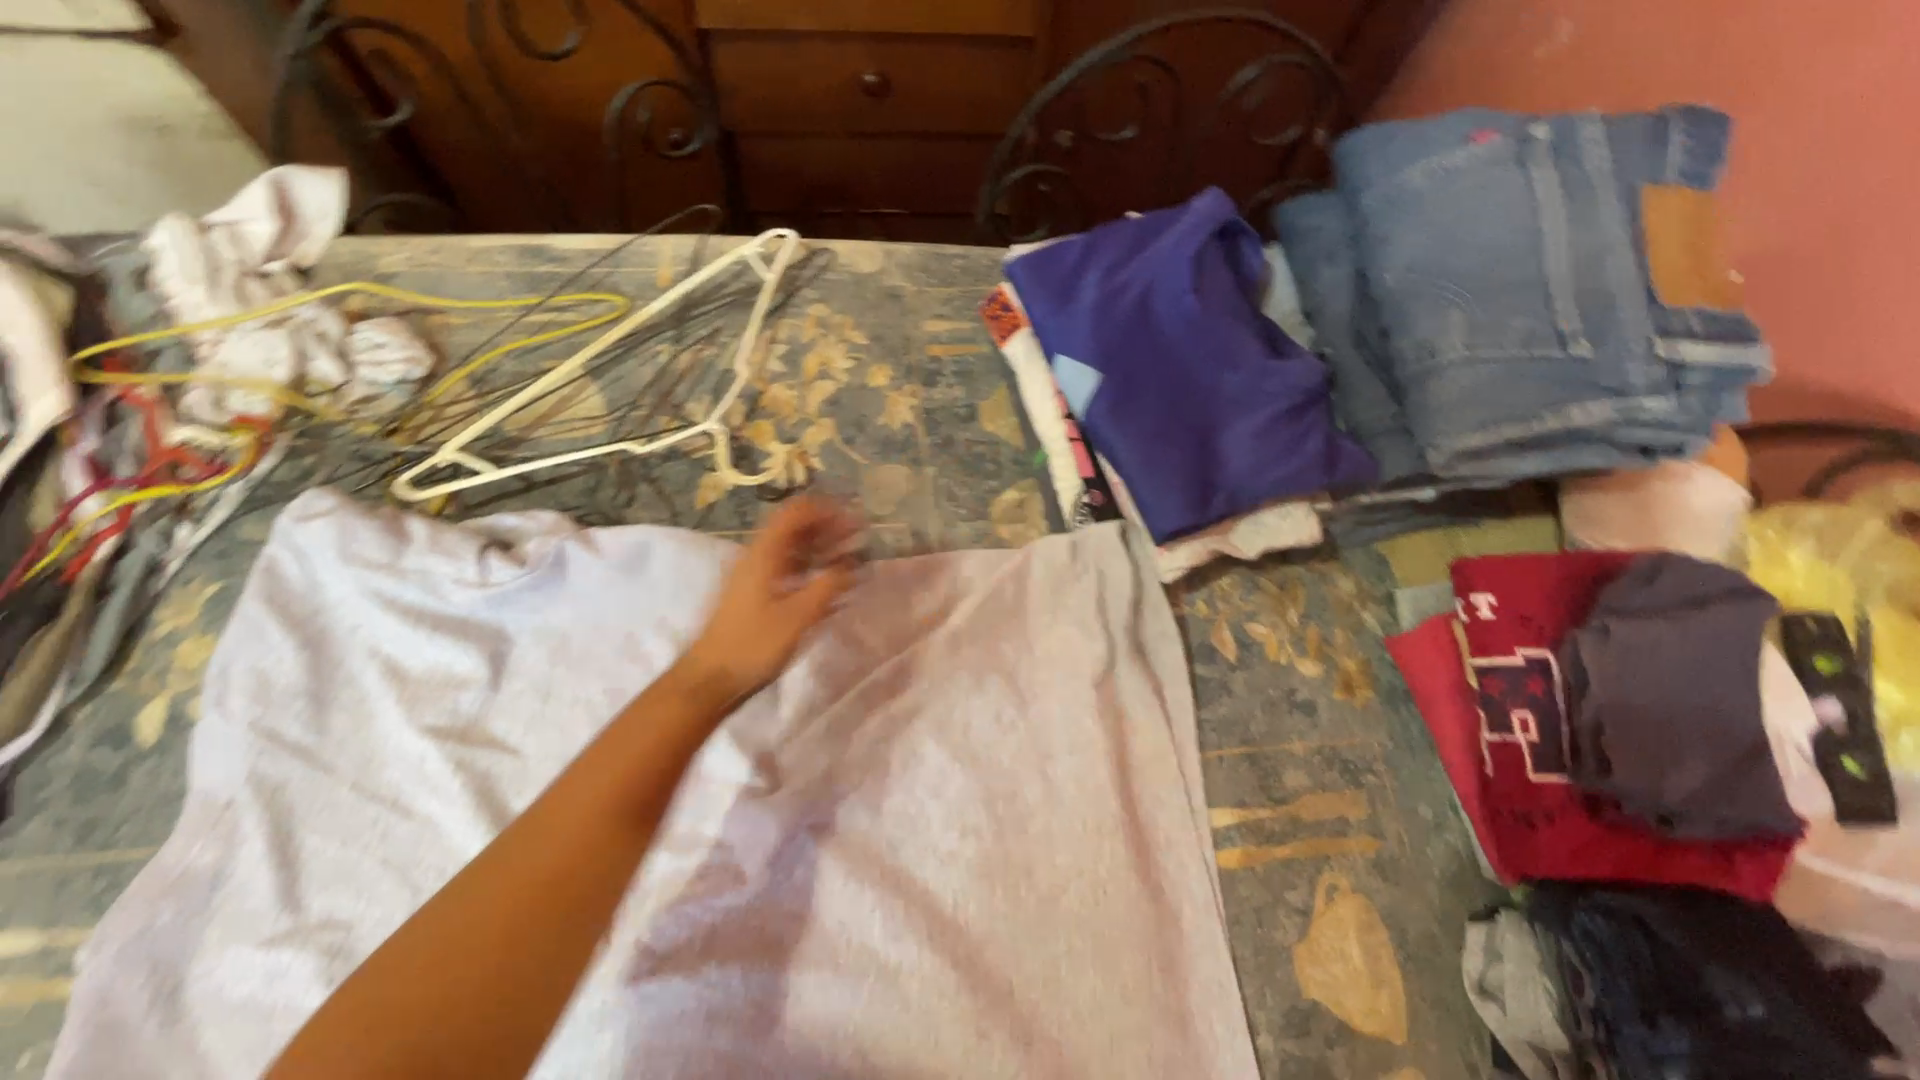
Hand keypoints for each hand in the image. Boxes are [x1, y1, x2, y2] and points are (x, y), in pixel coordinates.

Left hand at [680, 496, 862, 703]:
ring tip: (853, 560)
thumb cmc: (753, 645)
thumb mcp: (797, 617)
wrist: (711, 678)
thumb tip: (853, 565)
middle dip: (829, 528)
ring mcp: (757, 577)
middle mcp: (759, 558)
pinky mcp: (759, 596)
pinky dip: (812, 570)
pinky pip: (790, 571)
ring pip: (794, 551)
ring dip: (822, 549)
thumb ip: (827, 587)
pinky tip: (833, 586)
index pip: (796, 512)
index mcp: (764, 554)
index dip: (826, 510)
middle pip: (796, 528)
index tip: (854, 519)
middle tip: (859, 539)